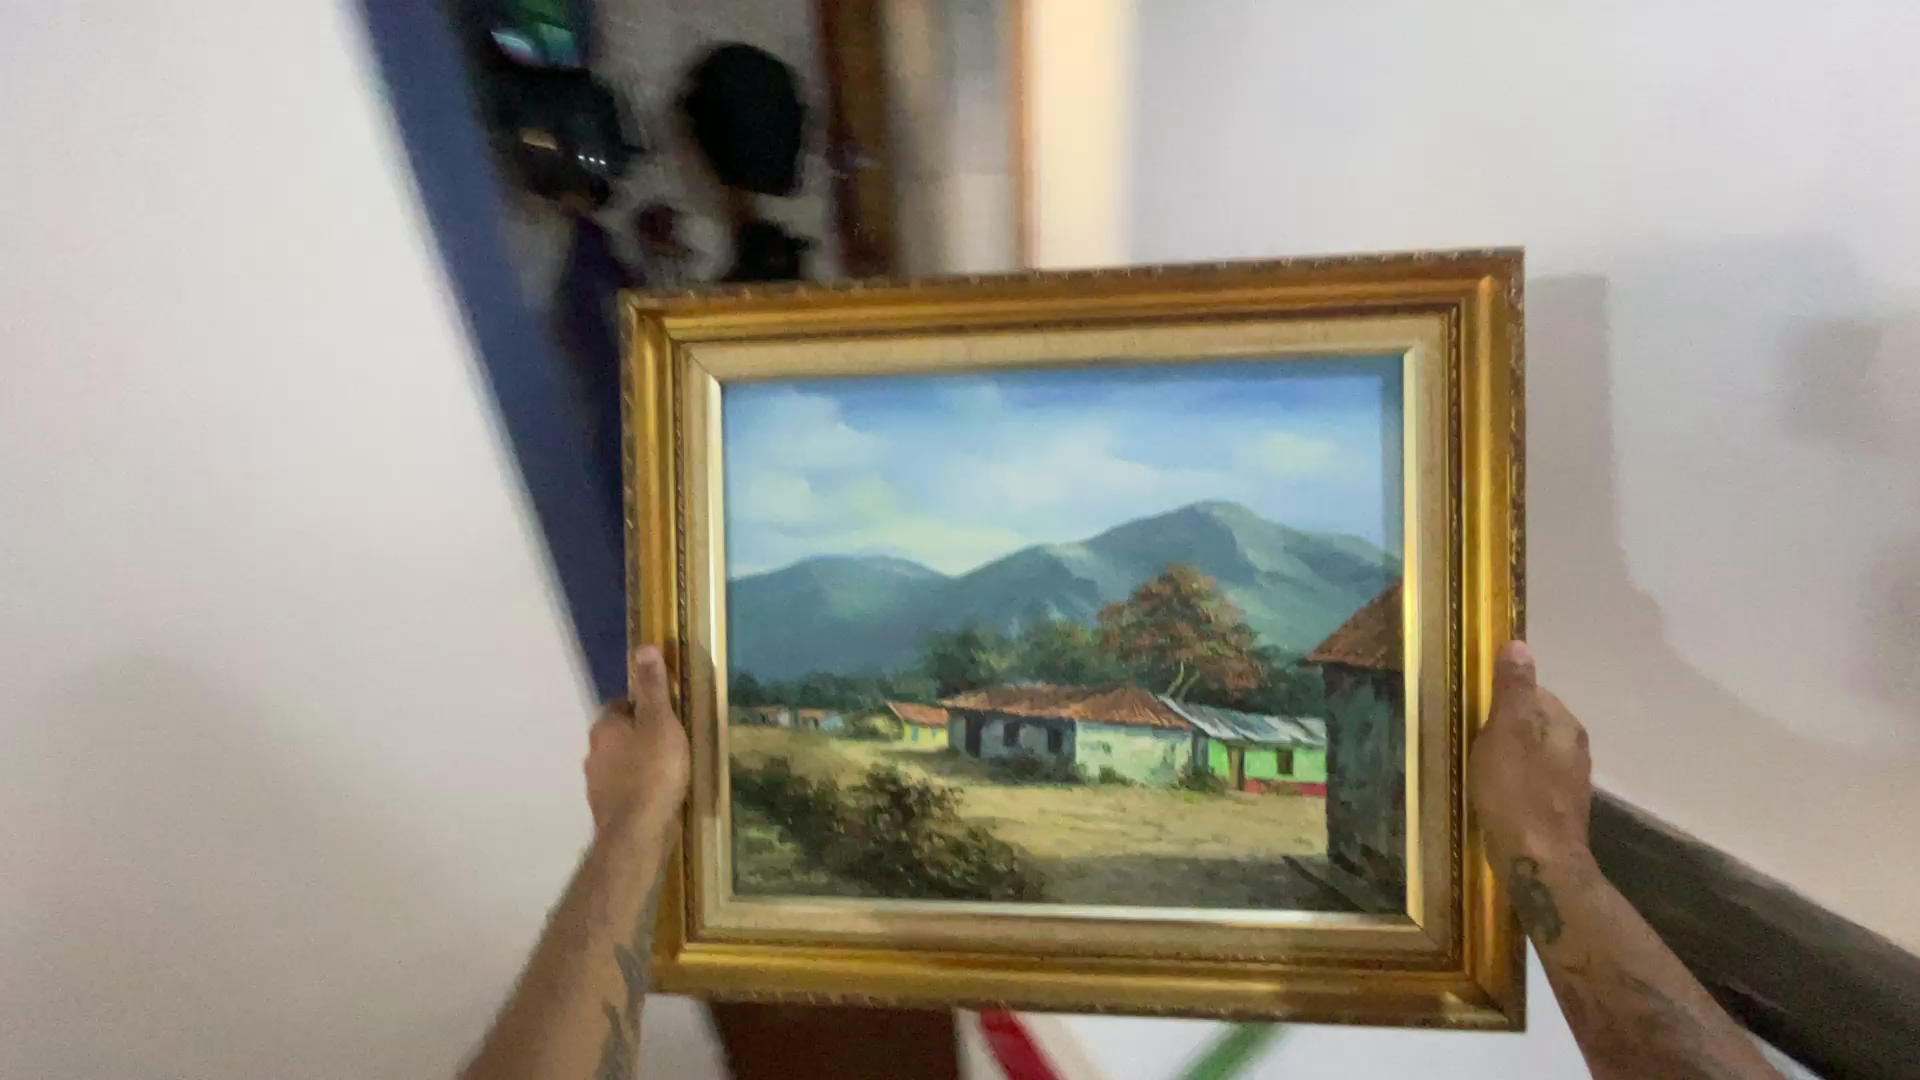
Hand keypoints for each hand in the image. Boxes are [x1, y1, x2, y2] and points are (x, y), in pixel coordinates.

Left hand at [585, 647, 690, 838]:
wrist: (637, 831)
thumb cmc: (653, 770)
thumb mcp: (661, 721)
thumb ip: (653, 687)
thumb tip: (643, 646)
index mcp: (605, 727)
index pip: (618, 705)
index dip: (642, 705)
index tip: (665, 713)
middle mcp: (593, 752)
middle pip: (618, 734)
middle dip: (639, 734)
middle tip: (671, 739)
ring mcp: (596, 783)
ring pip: (619, 762)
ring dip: (638, 762)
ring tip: (669, 768)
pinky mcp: (606, 808)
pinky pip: (623, 788)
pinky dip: (637, 786)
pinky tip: (658, 793)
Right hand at [1471, 641, 1593, 881]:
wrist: (1536, 859)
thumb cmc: (1515, 791)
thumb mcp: (1505, 732)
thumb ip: (1512, 690)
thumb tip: (1518, 645)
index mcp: (1563, 725)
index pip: (1530, 689)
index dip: (1496, 693)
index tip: (1467, 705)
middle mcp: (1572, 746)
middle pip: (1529, 717)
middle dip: (1496, 719)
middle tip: (1463, 731)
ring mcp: (1566, 776)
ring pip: (1526, 745)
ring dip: (1499, 745)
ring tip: (1470, 756)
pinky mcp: (1553, 800)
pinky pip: (1526, 770)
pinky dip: (1506, 769)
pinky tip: (1486, 782)